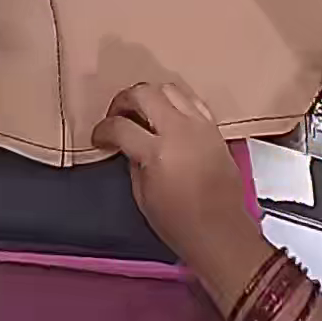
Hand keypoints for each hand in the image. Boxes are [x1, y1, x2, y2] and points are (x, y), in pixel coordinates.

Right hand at [91, 82, 268, 295]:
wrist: (222, 233)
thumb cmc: (177, 223)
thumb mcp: (142, 195)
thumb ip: (133, 161)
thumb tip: (128, 143)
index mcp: (158, 152)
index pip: (120, 126)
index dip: (103, 130)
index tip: (99, 138)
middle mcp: (179, 130)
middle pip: (143, 93)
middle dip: (123, 101)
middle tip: (116, 117)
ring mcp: (200, 125)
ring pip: (168, 88)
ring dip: (149, 96)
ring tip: (142, 114)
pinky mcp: (214, 128)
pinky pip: (191, 100)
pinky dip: (174, 102)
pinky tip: (167, 117)